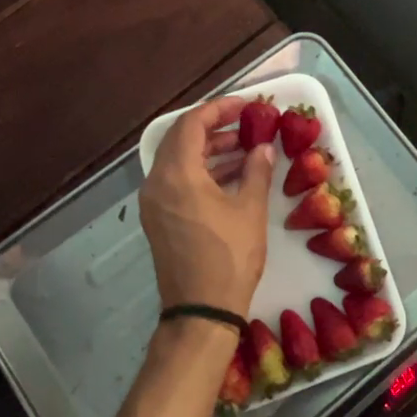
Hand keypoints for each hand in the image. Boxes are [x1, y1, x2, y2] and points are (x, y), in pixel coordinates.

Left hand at [139, 97, 276, 317]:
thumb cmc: (229, 257)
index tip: (246, 105)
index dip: (219, 109)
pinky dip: (201, 172)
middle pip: (181, 139)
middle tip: (247, 124)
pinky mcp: (158, 220)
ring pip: (178, 161)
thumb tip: (263, 148)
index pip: (192, 124)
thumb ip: (256, 171)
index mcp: (176, 174)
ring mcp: (153, 203)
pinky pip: (176, 182)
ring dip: (209, 151)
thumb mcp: (250, 210)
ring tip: (245, 150)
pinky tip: (231, 177)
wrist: (202, 310)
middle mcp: (156, 183)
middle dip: (214, 128)